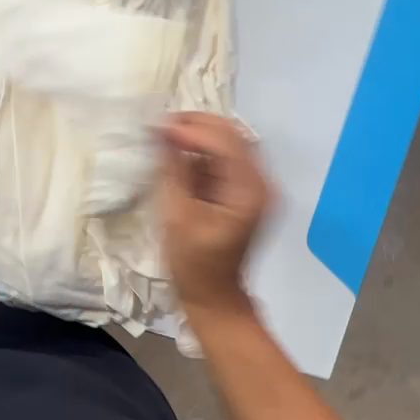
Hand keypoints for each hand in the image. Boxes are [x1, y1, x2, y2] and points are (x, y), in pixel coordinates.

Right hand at [159, 112, 272, 321]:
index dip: (191, 129)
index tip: (158, 126)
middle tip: (162, 124)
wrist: (213, 296)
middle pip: (234, 135)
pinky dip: (204, 151)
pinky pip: (227, 159)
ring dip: (200, 135)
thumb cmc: (193, 264)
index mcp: (249, 191)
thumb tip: (164, 133)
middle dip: (198, 124)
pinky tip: (180, 155)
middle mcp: (262, 183)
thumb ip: (174, 171)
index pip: (225, 143)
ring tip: (167, 136)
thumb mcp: (176, 216)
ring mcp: (256, 187)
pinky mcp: (245, 192)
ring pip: (231, 143)